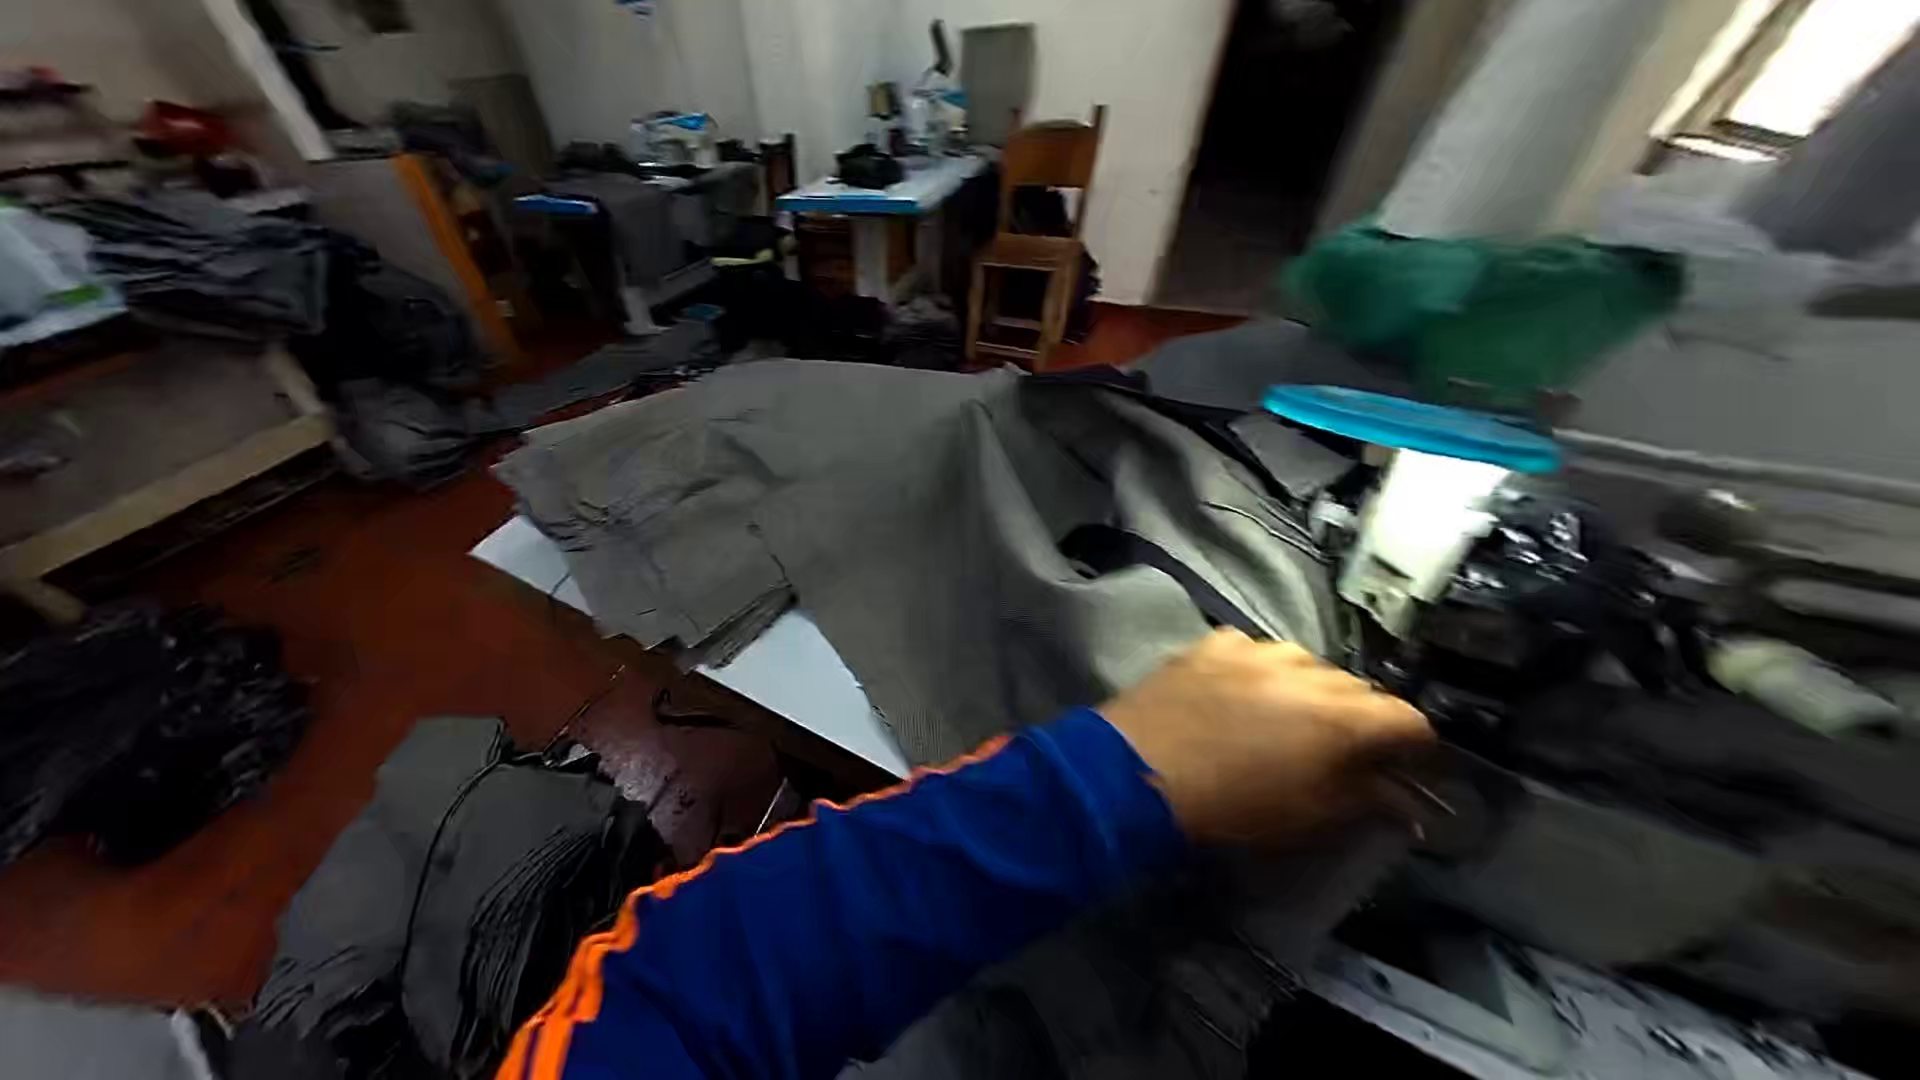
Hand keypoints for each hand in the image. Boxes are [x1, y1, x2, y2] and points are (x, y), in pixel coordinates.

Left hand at [1099, 629, 1432, 844]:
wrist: (1138, 769)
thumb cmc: (1228, 805)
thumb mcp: (1305, 814)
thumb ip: (1361, 797)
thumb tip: (1401, 798)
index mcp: (1339, 716)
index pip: (1406, 718)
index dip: (1411, 744)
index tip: (1399, 764)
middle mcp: (1303, 670)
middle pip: (1355, 687)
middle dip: (1356, 716)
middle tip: (1334, 746)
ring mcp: (1252, 650)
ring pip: (1303, 661)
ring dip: (1304, 686)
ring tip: (1280, 714)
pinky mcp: (1210, 644)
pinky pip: (1249, 648)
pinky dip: (1254, 667)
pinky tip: (1236, 689)